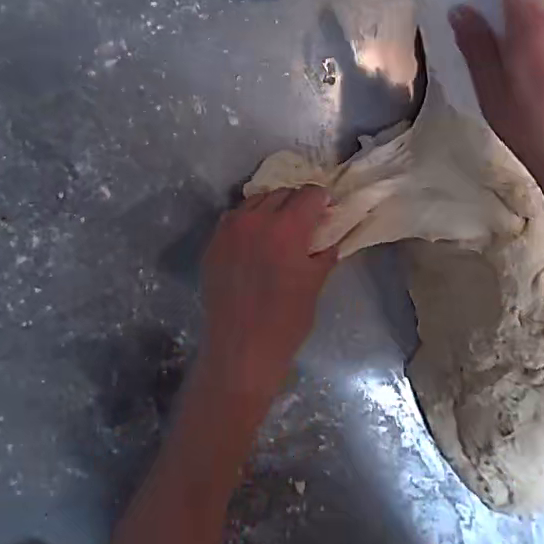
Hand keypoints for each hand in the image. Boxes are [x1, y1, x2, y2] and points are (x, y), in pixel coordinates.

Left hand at [198, 186, 336, 395]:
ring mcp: (231, 230)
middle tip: (306, 222)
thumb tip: (330, 240)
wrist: (241, 350)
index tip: (326, 210)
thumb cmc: (286, 320)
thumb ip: (324, 253)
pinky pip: (234, 218)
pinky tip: (255, 240)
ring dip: (272, 208)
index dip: (322, 200)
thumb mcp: (315, 284)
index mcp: (288, 227)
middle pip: (283, 193)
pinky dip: (248, 220)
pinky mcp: (213, 243)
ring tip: (279, 229)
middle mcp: (257, 219)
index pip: (310, 194)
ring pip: (256, 201)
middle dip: (298, 203)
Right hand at [451, 0, 543, 208]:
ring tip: (525, 75)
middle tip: (500, 55)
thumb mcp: (490, 87)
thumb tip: (461, 10)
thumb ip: (475, 43)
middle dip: (514, 20)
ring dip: (535, 37)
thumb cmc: (528, 125)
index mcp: (535, 24)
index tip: (485, 5)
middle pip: (532, 3)